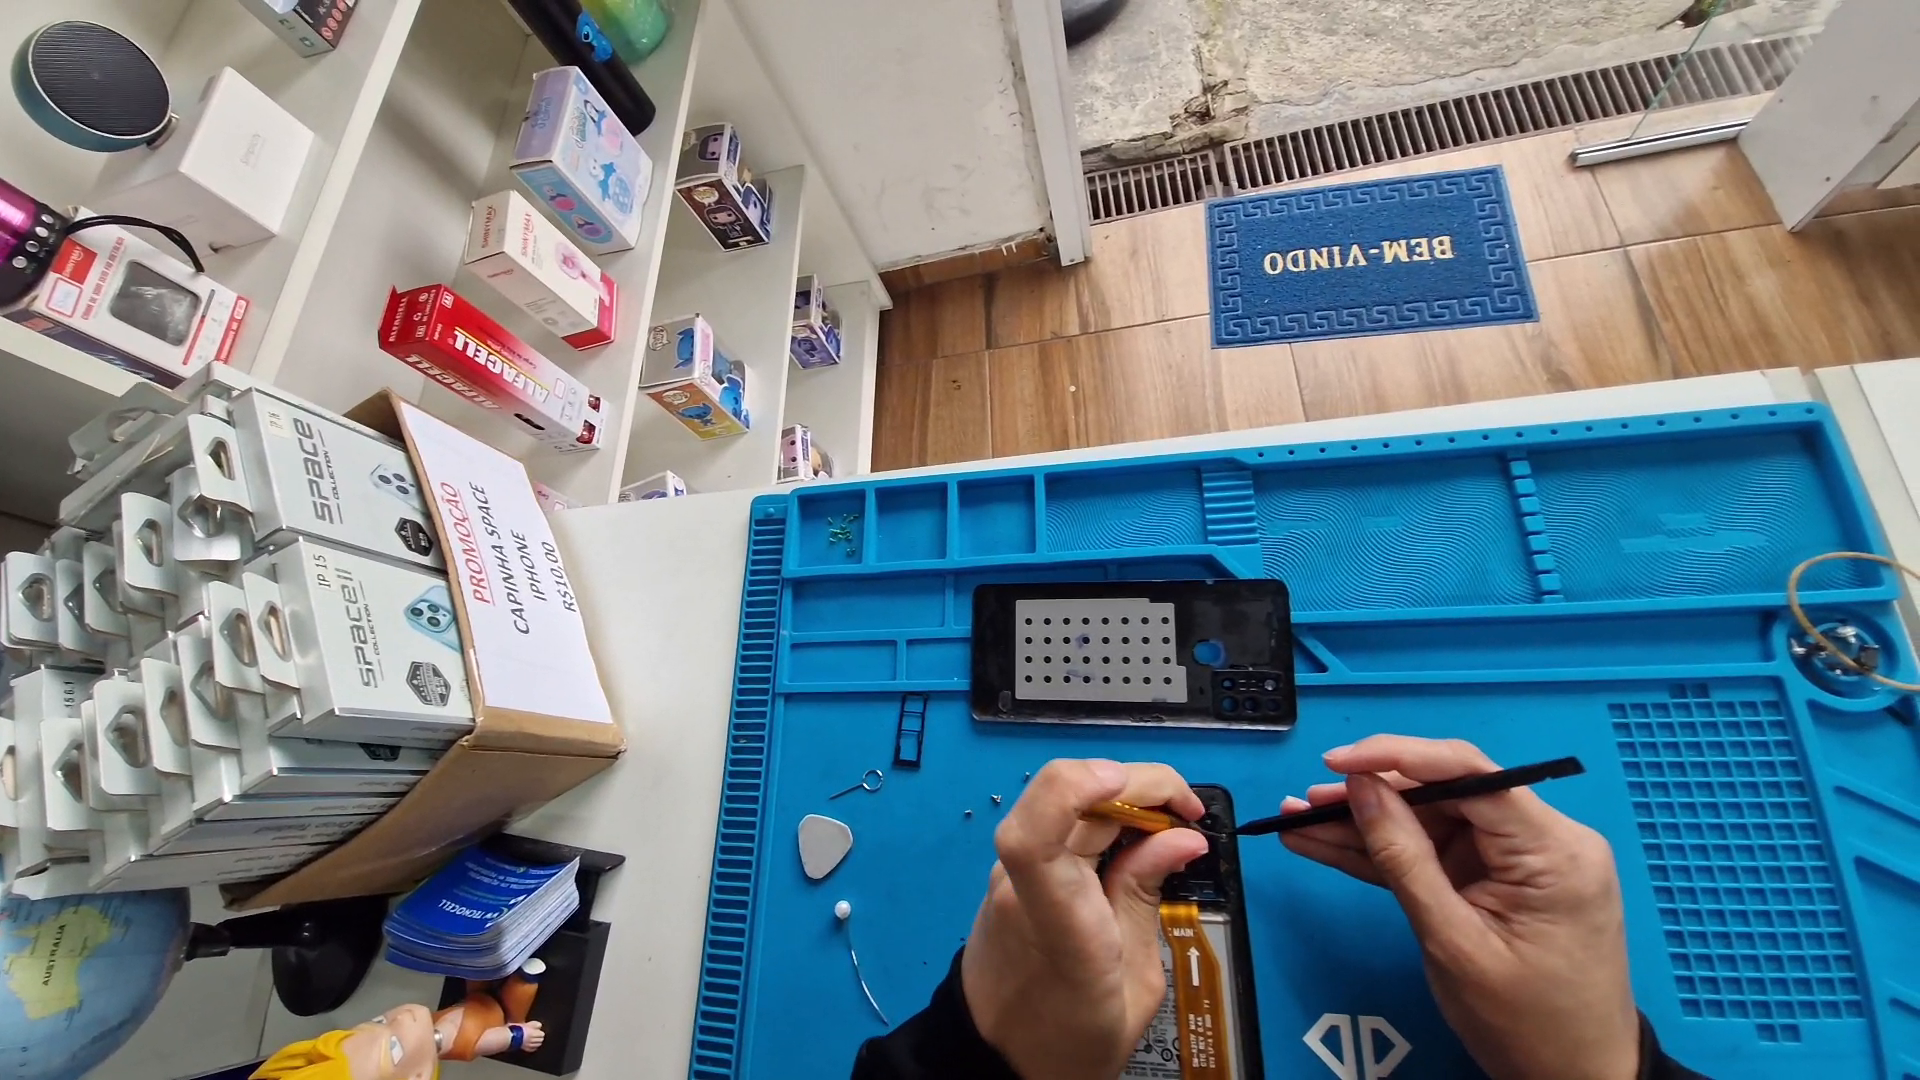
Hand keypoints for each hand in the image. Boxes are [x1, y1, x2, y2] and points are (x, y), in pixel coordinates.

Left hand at [962, 759, 1209, 1079]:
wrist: (997, 1058)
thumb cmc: (1071, 1038)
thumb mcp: (1134, 982)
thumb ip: (1147, 897)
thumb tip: (1184, 837)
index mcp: (1055, 921)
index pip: (1034, 834)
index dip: (1076, 787)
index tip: (1131, 784)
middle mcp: (1022, 881)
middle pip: (1064, 797)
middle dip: (1137, 784)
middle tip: (1189, 812)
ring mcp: (1009, 869)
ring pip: (1064, 799)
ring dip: (1122, 794)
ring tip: (1171, 822)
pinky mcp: (1011, 868)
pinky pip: (1058, 821)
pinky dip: (1101, 812)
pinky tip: (1135, 833)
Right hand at [1280, 736, 1639, 1079]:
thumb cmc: (1527, 1023)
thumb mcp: (1453, 941)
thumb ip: (1403, 857)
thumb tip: (1360, 786)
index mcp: (1551, 849)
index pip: (1467, 772)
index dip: (1395, 756)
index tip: (1334, 762)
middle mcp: (1536, 839)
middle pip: (1436, 792)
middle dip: (1365, 796)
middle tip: (1305, 803)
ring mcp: (1508, 857)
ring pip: (1420, 818)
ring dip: (1358, 823)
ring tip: (1296, 820)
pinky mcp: (1485, 874)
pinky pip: (1423, 849)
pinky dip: (1373, 850)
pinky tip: (1319, 841)